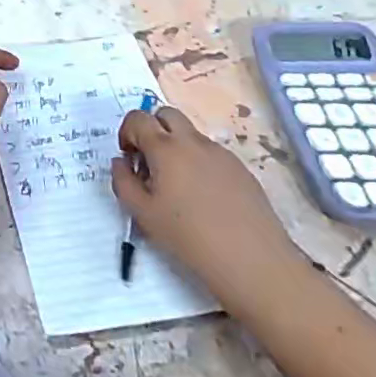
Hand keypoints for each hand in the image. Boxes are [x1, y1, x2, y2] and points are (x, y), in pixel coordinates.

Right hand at [111, 107, 300, 308]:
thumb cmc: (190, 238)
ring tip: (178, 186)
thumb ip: (123, 182)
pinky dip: (199, 163)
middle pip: (166, 114)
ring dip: (176, 147)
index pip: (138, 118)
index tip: (129, 157)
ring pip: (190, 135)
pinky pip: (211, 154)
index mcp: (165, 148)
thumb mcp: (143, 215)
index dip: (127, 132)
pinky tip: (204, 198)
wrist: (254, 262)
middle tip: (149, 161)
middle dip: (152, 129)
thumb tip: (121, 162)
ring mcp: (220, 153)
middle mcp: (193, 142)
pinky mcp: (241, 169)